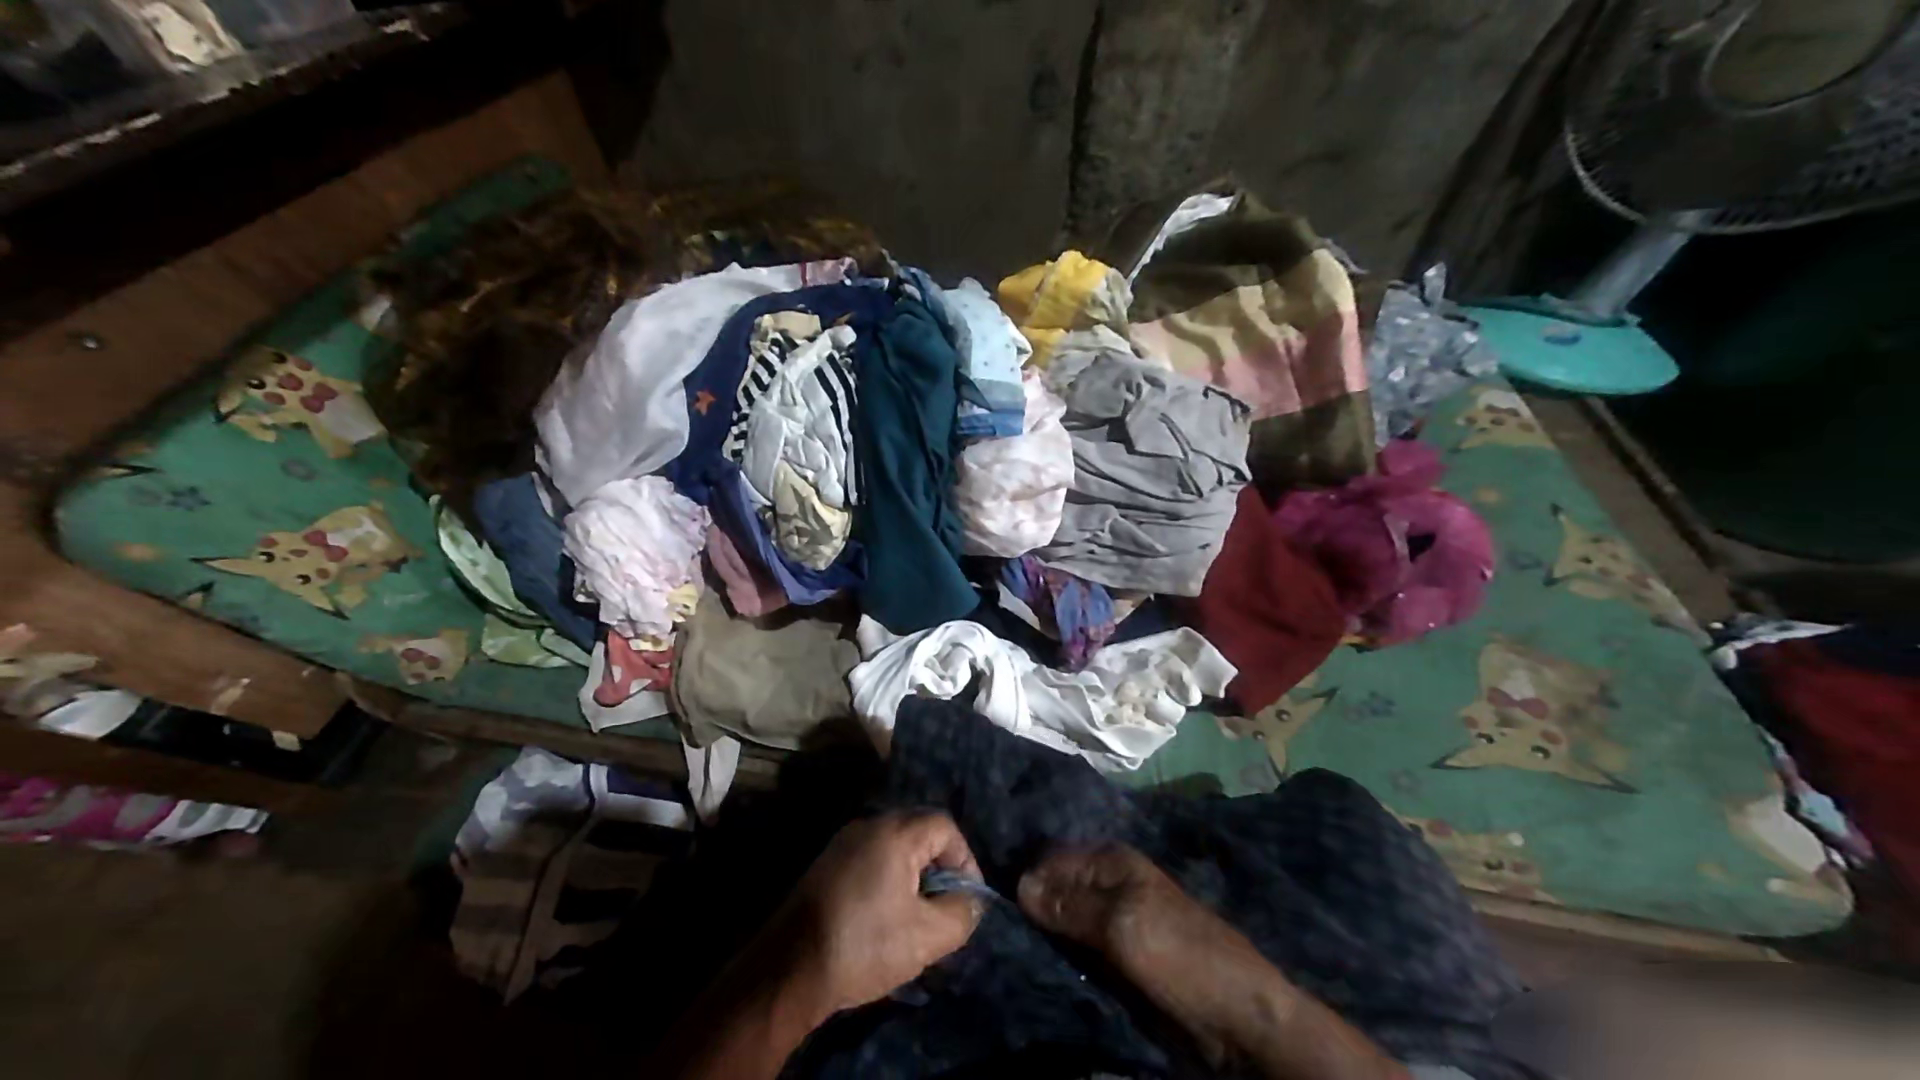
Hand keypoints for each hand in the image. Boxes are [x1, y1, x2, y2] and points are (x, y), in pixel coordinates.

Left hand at [785, 812, 983, 1016]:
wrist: (790, 968)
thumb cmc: (864, 945)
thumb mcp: (927, 937)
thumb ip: (962, 913)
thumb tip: (970, 901)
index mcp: (894, 832)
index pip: (945, 827)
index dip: (964, 860)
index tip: (966, 899)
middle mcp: (868, 825)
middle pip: (920, 831)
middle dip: (940, 867)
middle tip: (944, 907)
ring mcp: (844, 842)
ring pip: (895, 846)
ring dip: (914, 876)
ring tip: (917, 916)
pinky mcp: (828, 864)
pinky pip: (872, 858)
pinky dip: (889, 879)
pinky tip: (886, 917)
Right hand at [1020, 846, 1407, 1079]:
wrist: (1240, 1015)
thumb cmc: (1181, 956)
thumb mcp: (1122, 926)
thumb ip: (1070, 905)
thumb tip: (1019, 883)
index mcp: (1112, 860)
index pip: (1051, 858)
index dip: (1025, 877)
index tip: (995, 902)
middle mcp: (1110, 882)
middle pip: (1057, 887)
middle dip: (1032, 905)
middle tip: (998, 928)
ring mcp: (1116, 918)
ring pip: (1066, 918)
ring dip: (1045, 933)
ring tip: (1011, 946)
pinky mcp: (1120, 951)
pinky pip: (1080, 945)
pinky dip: (1062, 952)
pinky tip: (1040, 961)